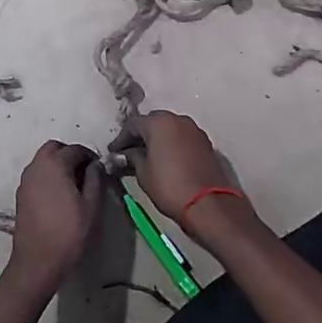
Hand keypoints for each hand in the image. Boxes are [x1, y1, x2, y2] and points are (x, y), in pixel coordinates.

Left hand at [10, 142, 106, 281]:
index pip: (75, 149)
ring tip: (75, 186)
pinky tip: (61, 197)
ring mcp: (25, 181)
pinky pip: (37, 175)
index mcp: (54, 164)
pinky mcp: (21, 195)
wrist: (38, 261)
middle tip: (86, 173)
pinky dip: (49, 177)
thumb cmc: (69, 232)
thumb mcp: (92, 205)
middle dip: (71, 155)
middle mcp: (36, 167)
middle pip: (54, 149)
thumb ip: (96, 179)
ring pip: (43, 161)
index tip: (100, 170)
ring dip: (59, 165)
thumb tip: (97, 164)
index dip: (90, 157)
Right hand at [116, 111, 241, 224]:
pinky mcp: (206, 142)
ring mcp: (195, 130)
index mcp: (160, 123)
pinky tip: (166, 158)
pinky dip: (172, 144)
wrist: (207, 203)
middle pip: (153, 122)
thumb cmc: (169, 186)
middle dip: (140, 135)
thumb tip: (127, 154)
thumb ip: (133, 158)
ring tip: (147, 155)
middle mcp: (179, 119)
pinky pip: (183, 137)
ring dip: (158, 139)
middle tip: (129, 151)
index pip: (133, 124)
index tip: (114, 151)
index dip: (121, 139)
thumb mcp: (143, 173)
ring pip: (170, 128)